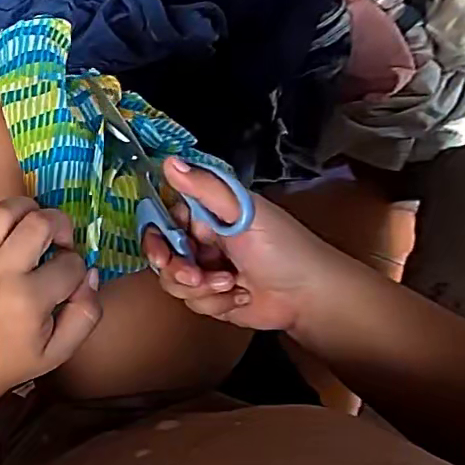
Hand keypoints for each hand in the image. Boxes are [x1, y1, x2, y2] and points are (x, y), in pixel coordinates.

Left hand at [0, 197, 102, 398]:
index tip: (69, 282)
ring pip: (3, 209)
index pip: (70, 264)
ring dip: (27, 211)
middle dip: (61, 225)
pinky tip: (0, 228)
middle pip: (39, 221)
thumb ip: (86, 314)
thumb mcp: (61, 351)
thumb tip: (91, 275)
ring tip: (32, 228)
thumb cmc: (13, 360)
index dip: (78, 269)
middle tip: (59, 243)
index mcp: (28, 300)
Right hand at [141, 158, 342, 331]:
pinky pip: (193, 303)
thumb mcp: (242, 213)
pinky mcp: (212, 298)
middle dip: (177, 270)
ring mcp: (206, 271)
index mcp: (208, 214)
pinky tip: (241, 296)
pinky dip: (217, 302)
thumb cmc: (281, 248)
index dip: (156, 238)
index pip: (164, 221)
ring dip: (203, 288)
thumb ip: (204, 188)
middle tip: (195, 276)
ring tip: (233, 284)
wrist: (308, 296)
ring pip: (174, 283)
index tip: (162, 253)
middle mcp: (203, 240)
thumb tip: (169, 162)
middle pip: (163, 256)